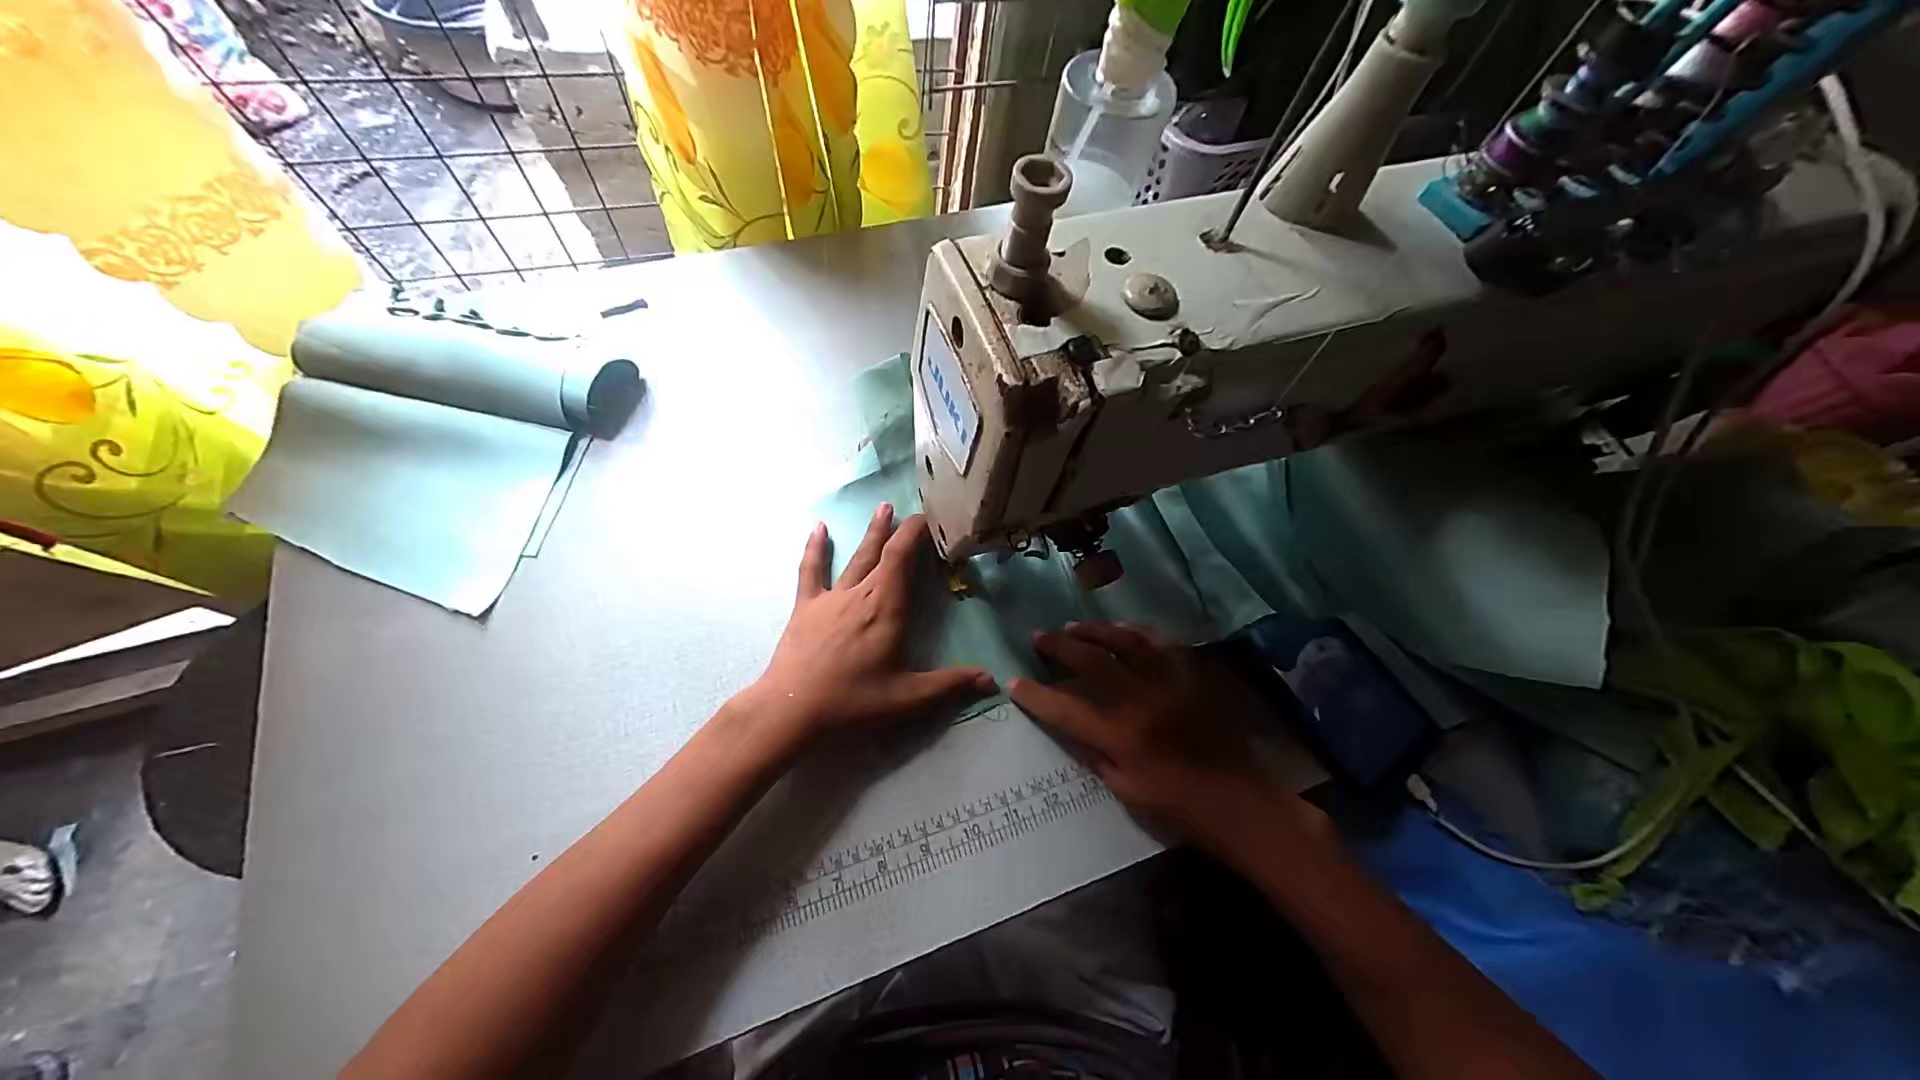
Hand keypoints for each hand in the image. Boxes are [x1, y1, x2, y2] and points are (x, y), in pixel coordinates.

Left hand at [743, 504, 995, 744]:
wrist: (791, 709)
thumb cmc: (852, 702)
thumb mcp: (908, 698)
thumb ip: (949, 684)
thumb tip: (992, 679)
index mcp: (886, 607)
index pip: (903, 557)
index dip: (915, 533)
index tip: (929, 517)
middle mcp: (859, 593)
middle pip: (880, 552)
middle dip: (897, 530)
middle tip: (908, 509)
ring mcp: (830, 598)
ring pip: (854, 557)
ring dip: (869, 533)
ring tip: (881, 508)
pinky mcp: (805, 607)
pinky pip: (811, 570)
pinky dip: (815, 548)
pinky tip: (817, 528)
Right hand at [1009, 622, 1327, 857]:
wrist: (1242, 803)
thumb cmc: (1180, 807)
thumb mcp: (1126, 790)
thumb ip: (1096, 753)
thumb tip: (1074, 725)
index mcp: (1122, 737)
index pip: (1066, 708)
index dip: (1036, 695)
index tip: (1014, 682)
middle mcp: (1143, 701)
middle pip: (1093, 660)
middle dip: (1060, 646)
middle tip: (1039, 637)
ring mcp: (1171, 683)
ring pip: (1127, 641)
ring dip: (1096, 631)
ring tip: (1074, 627)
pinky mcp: (1194, 676)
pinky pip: (1162, 643)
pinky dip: (1137, 632)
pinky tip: (1123, 631)